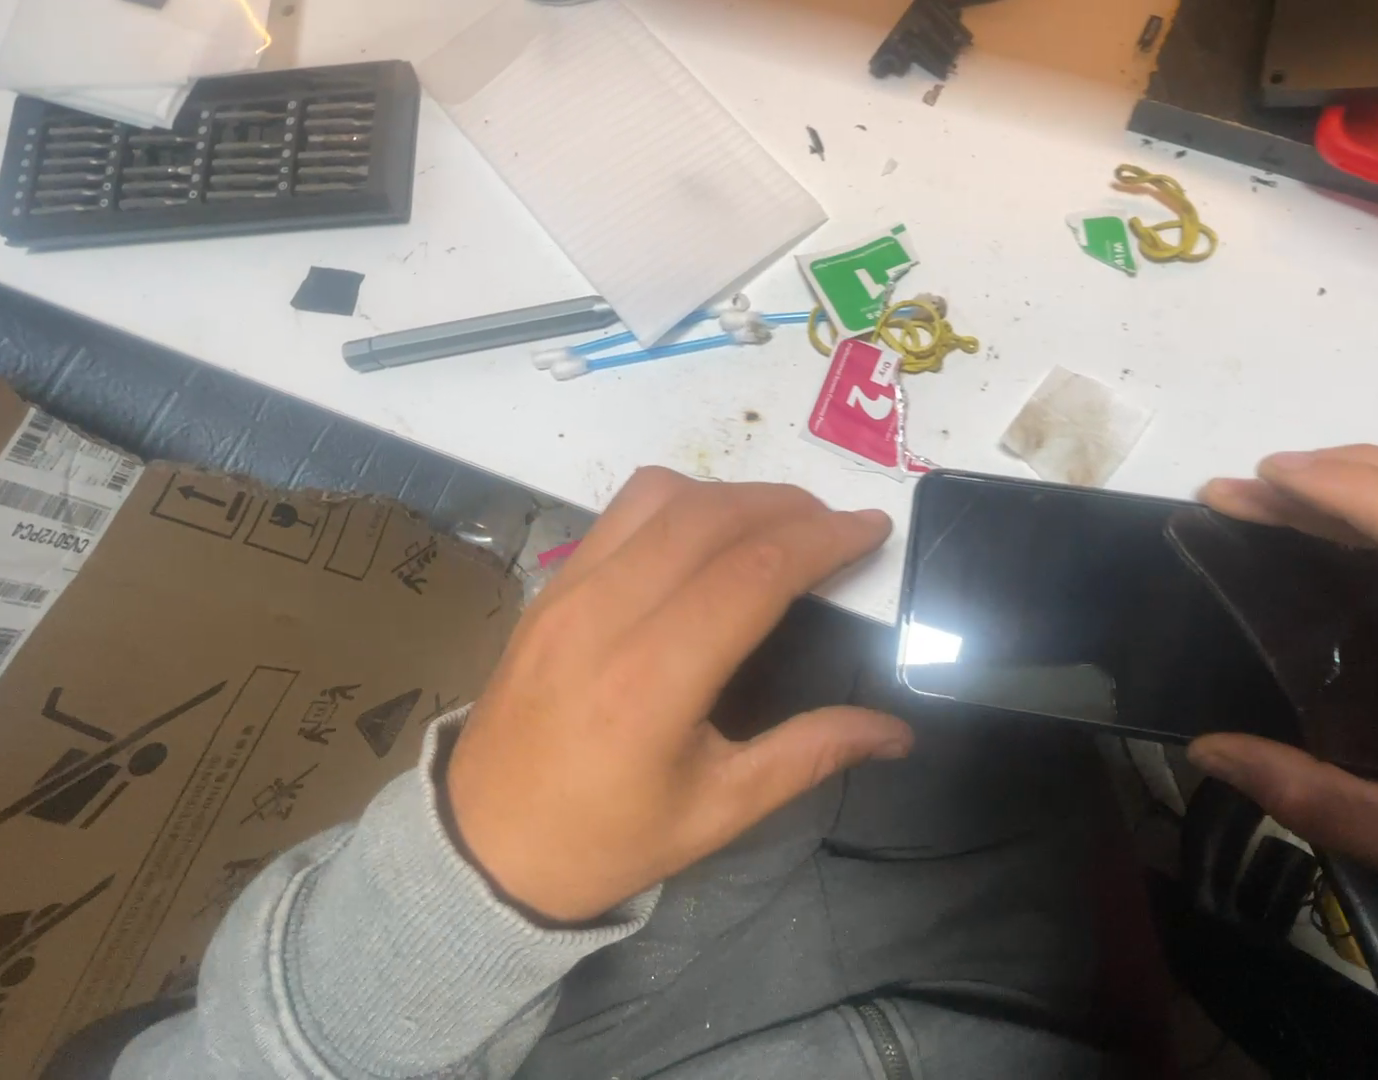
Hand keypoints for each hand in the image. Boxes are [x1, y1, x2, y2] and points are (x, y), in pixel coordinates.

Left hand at [446, 469, 912, 922]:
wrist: (479, 847)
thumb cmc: (606, 839)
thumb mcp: (718, 812)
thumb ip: (811, 755)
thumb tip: (898, 732)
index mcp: (652, 681)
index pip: (754, 573)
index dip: (824, 539)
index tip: (871, 530)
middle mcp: (605, 615)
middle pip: (713, 517)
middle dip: (791, 506)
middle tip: (837, 525)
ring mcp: (567, 589)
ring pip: (664, 497)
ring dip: (736, 494)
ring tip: (780, 522)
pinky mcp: (550, 584)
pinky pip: (623, 510)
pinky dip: (684, 501)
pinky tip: (711, 531)